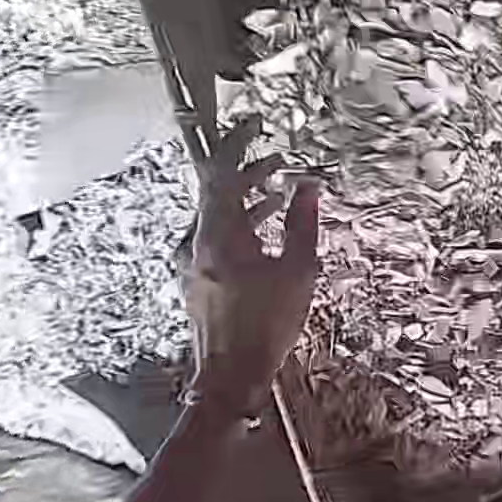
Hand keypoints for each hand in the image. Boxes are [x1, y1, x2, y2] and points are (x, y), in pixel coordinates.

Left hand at [180, 117, 319, 414]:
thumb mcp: (297, 271)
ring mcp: (192, 261)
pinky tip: (265, 230)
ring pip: (218, 214)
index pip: (220, 173)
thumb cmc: (266, 325)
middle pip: (217, 192)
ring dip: (247, 199)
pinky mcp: (197, 277)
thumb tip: (309, 187)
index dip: (237, 144)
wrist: (229, 378)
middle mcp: (196, 242)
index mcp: (217, 236)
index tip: (253, 123)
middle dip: (248, 172)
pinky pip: (217, 235)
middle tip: (277, 160)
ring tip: (278, 190)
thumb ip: (303, 224)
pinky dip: (241, 223)